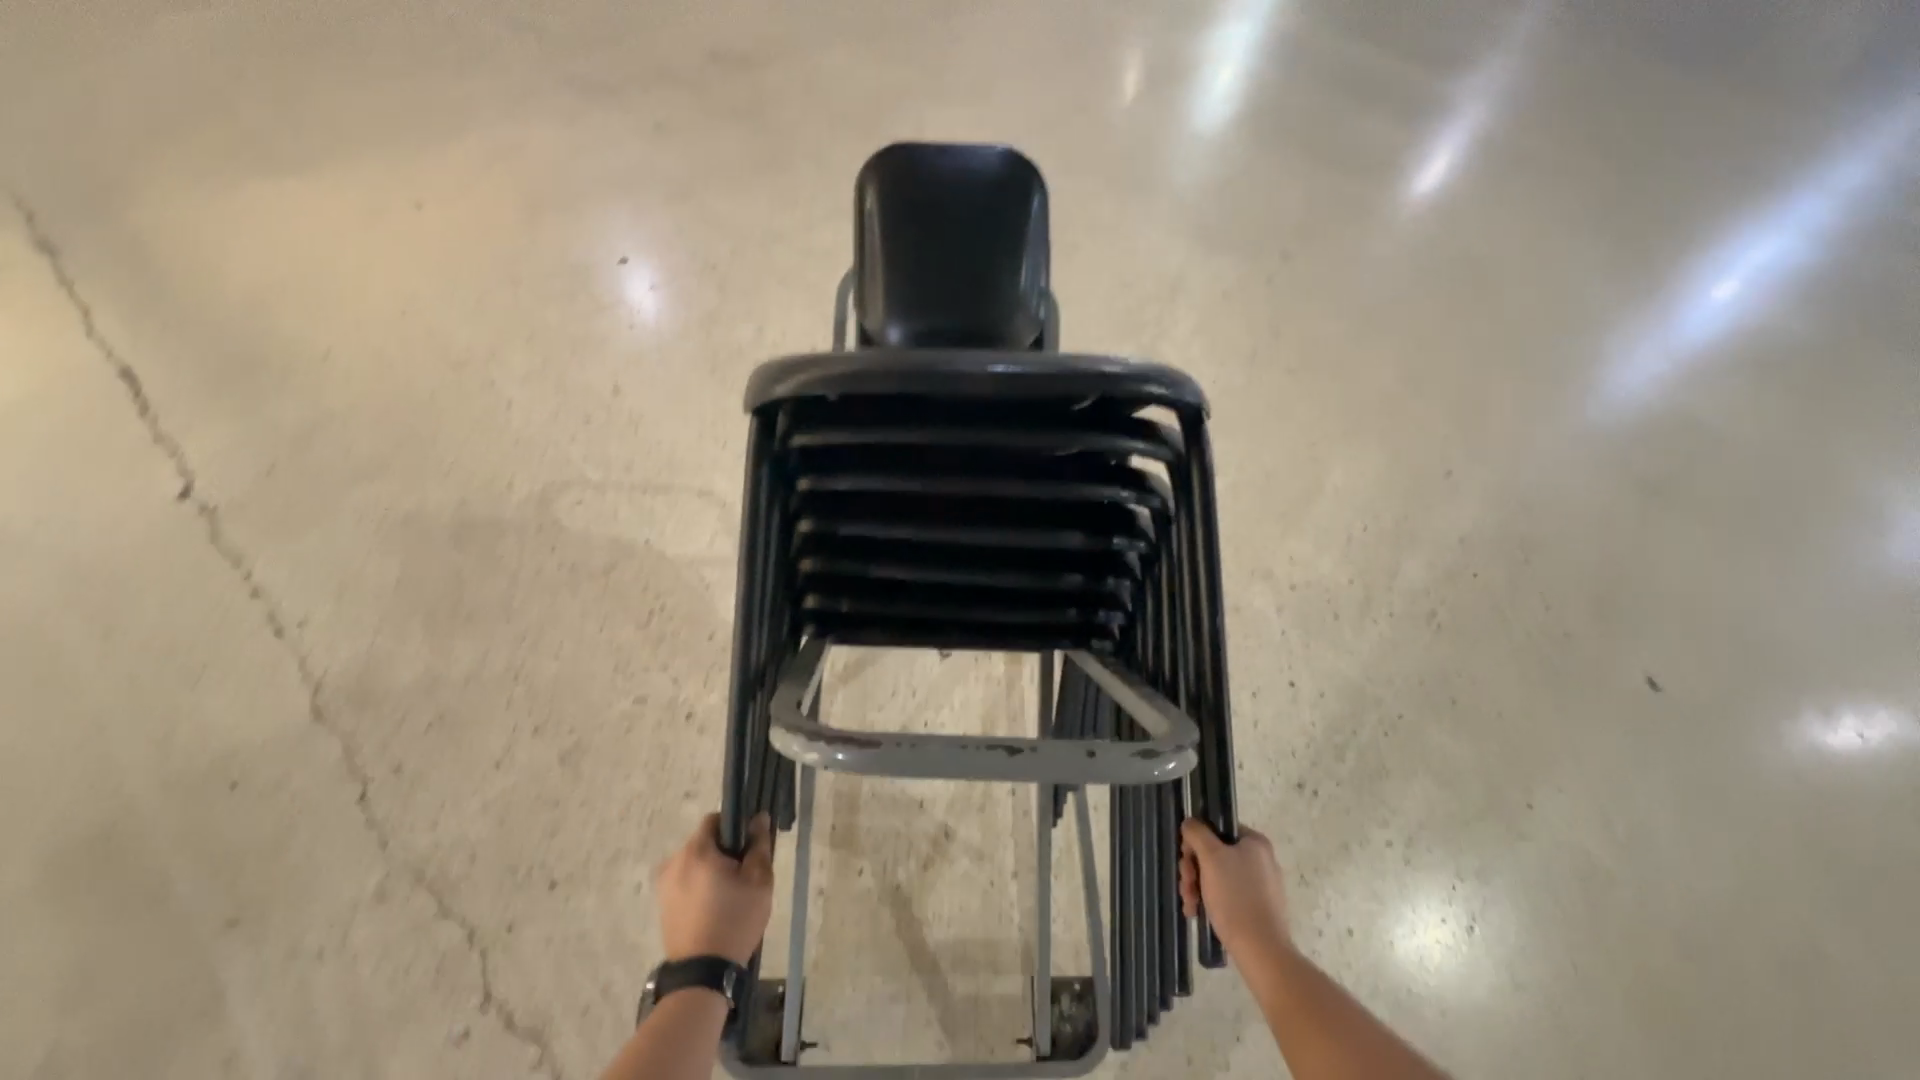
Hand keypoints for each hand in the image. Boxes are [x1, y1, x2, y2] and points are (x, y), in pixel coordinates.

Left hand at [655, 813, 774, 965]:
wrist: (703, 972)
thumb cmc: (735, 920)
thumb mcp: (758, 880)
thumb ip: (759, 845)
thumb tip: (759, 818)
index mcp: (696, 851)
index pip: (715, 819)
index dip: (735, 827)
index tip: (748, 848)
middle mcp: (673, 861)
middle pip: (703, 842)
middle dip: (724, 852)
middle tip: (744, 876)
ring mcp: (664, 884)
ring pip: (694, 863)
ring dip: (710, 870)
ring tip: (729, 896)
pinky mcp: (662, 904)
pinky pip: (685, 882)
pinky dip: (699, 887)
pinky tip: (714, 909)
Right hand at [1179, 820, 1289, 961]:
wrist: (1260, 948)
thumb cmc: (1235, 897)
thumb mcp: (1211, 857)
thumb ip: (1197, 833)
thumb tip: (1190, 823)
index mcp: (1255, 843)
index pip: (1217, 829)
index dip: (1197, 842)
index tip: (1186, 859)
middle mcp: (1261, 860)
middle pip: (1214, 854)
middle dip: (1193, 870)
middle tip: (1186, 886)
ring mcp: (1260, 885)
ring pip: (1217, 876)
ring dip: (1197, 887)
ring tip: (1190, 905)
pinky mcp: (1257, 907)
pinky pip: (1227, 895)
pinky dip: (1210, 901)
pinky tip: (1197, 913)